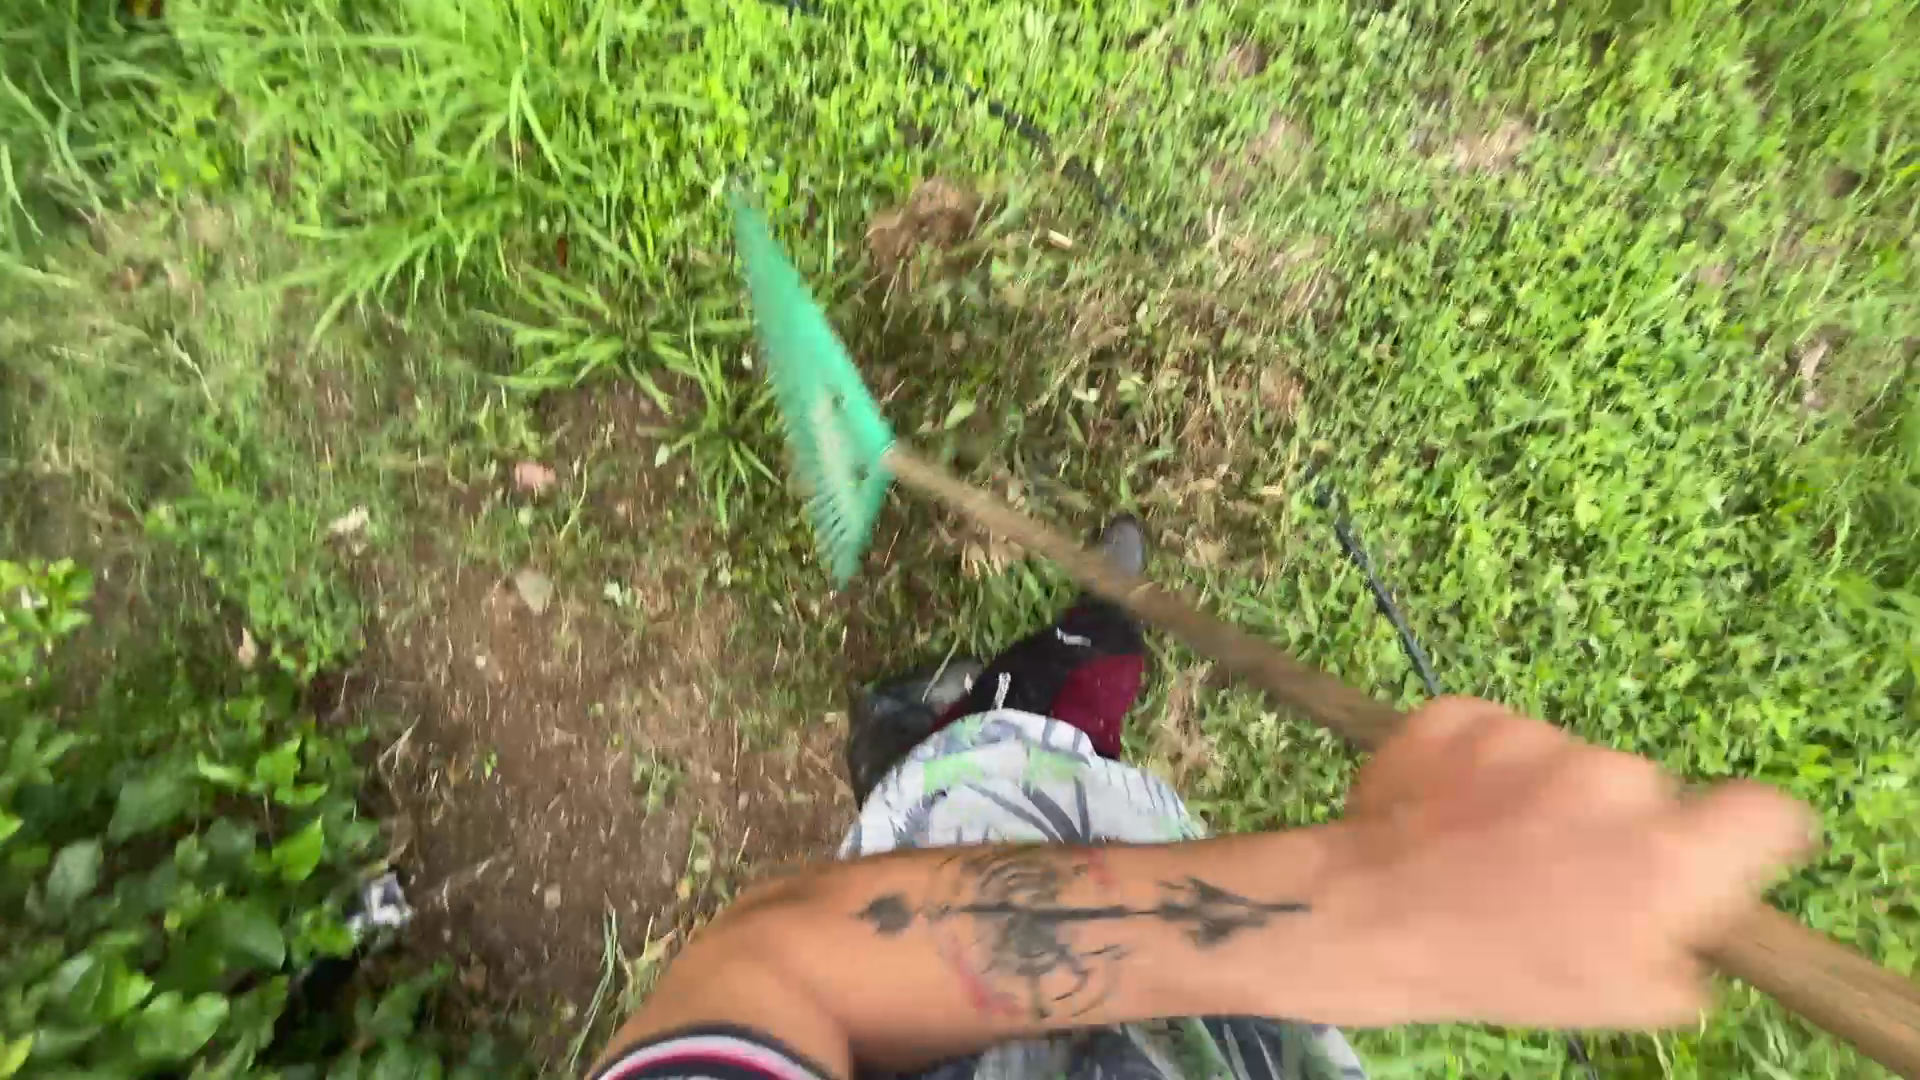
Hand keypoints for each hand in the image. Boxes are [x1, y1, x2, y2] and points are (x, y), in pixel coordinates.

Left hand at [1324, 696, 1813, 1027]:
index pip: (1766, 812)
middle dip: (1611, 814)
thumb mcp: (1632, 992)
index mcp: (1664, 853)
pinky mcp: (1451, 712)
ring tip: (1484, 828)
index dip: (1740, 832)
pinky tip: (1447, 794)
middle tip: (1554, 854)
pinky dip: (1473, 752)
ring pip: (1555, 750)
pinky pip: (1486, 725)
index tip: (1709, 844)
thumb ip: (1685, 936)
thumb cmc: (1502, 963)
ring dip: (1534, 779)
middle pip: (1639, 782)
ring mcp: (1517, 735)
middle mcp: (1601, 778)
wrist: (1375, 908)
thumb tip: (1683, 903)